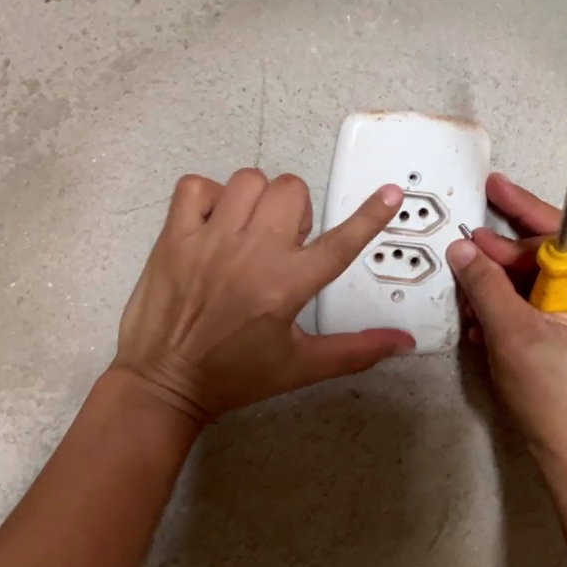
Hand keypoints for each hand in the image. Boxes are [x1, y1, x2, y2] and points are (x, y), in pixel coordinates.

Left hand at [112, 169, 414, 422]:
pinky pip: (195, 187)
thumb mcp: (301, 367)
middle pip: (290, 190)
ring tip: (248, 230)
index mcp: (286, 285)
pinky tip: (212, 223)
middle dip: (296, 210)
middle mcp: (251, 253)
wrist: (163, 385)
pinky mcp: (174, 237)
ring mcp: (209, 240)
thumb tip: (403, 343)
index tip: (389, 193)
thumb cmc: (233, 378)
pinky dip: (208, 196)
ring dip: (256, 199)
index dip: (369, 216)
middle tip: (284, 242)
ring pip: (247, 181)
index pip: (339, 243)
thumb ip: (356, 350)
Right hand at [446, 172, 566, 469]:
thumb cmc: (553, 401)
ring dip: (507, 280)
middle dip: (511, 250)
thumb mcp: (513, 336)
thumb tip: (462, 247)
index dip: (524, 215)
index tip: (493, 190)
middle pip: (559, 252)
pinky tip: (486, 314)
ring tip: (473, 285)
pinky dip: (515, 302)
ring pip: (548, 277)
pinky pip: (546, 301)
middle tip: (471, 242)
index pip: (566, 239)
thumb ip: (486, 286)